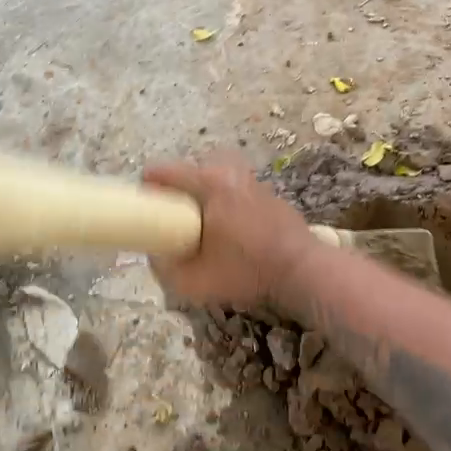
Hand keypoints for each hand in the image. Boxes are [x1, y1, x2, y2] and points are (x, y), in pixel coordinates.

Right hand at [141, 158, 322, 309]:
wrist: (304, 271)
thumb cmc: (247, 271)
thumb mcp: (193, 281)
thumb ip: (164, 267)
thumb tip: (154, 254)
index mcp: (208, 183)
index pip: (162, 171)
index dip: (146, 190)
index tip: (146, 212)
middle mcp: (229, 172)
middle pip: (190, 169)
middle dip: (178, 192)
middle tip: (176, 221)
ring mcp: (253, 180)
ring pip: (215, 177)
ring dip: (204, 196)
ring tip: (203, 226)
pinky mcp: (269, 194)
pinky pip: (236, 189)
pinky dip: (227, 203)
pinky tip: (231, 233)